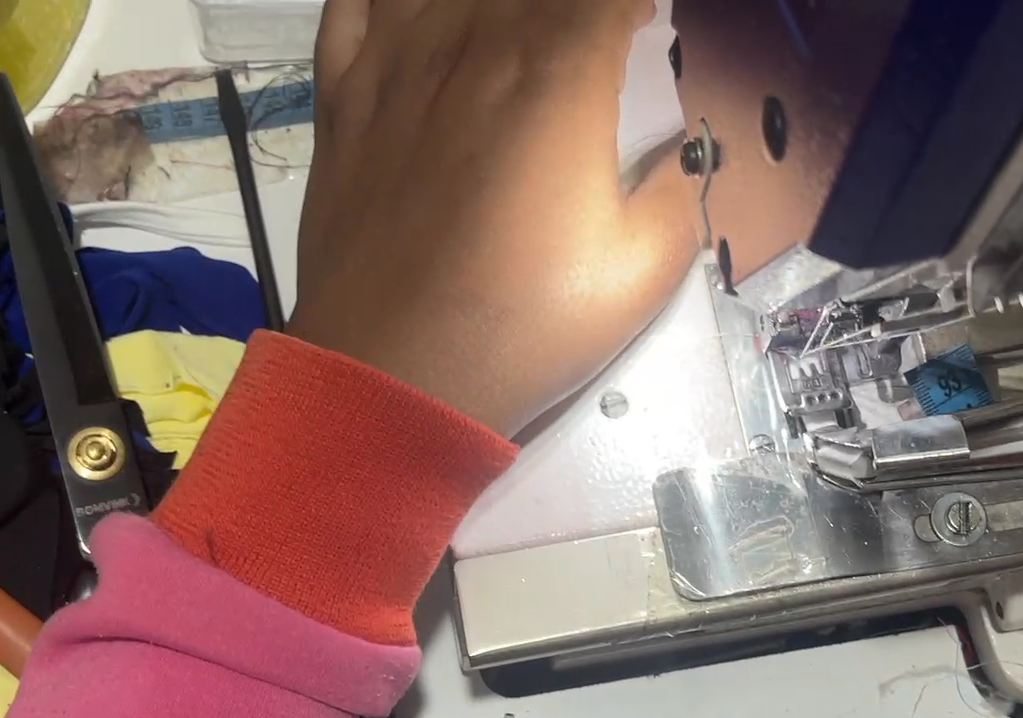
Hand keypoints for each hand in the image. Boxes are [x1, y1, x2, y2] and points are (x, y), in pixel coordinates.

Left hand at [288, 0, 697, 436]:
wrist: (398, 376)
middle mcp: (474, 41)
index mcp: (559, 75)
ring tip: (510, 38)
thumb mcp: (639, 279)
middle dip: (570, 11)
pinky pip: (357, 0)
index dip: (629, 6)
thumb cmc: (524, 331)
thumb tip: (681, 153)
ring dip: (491, 6)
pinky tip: (422, 22)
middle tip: (580, 52)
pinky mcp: (341, 99)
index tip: (639, 31)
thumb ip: (679, 198)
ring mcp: (395, 63)